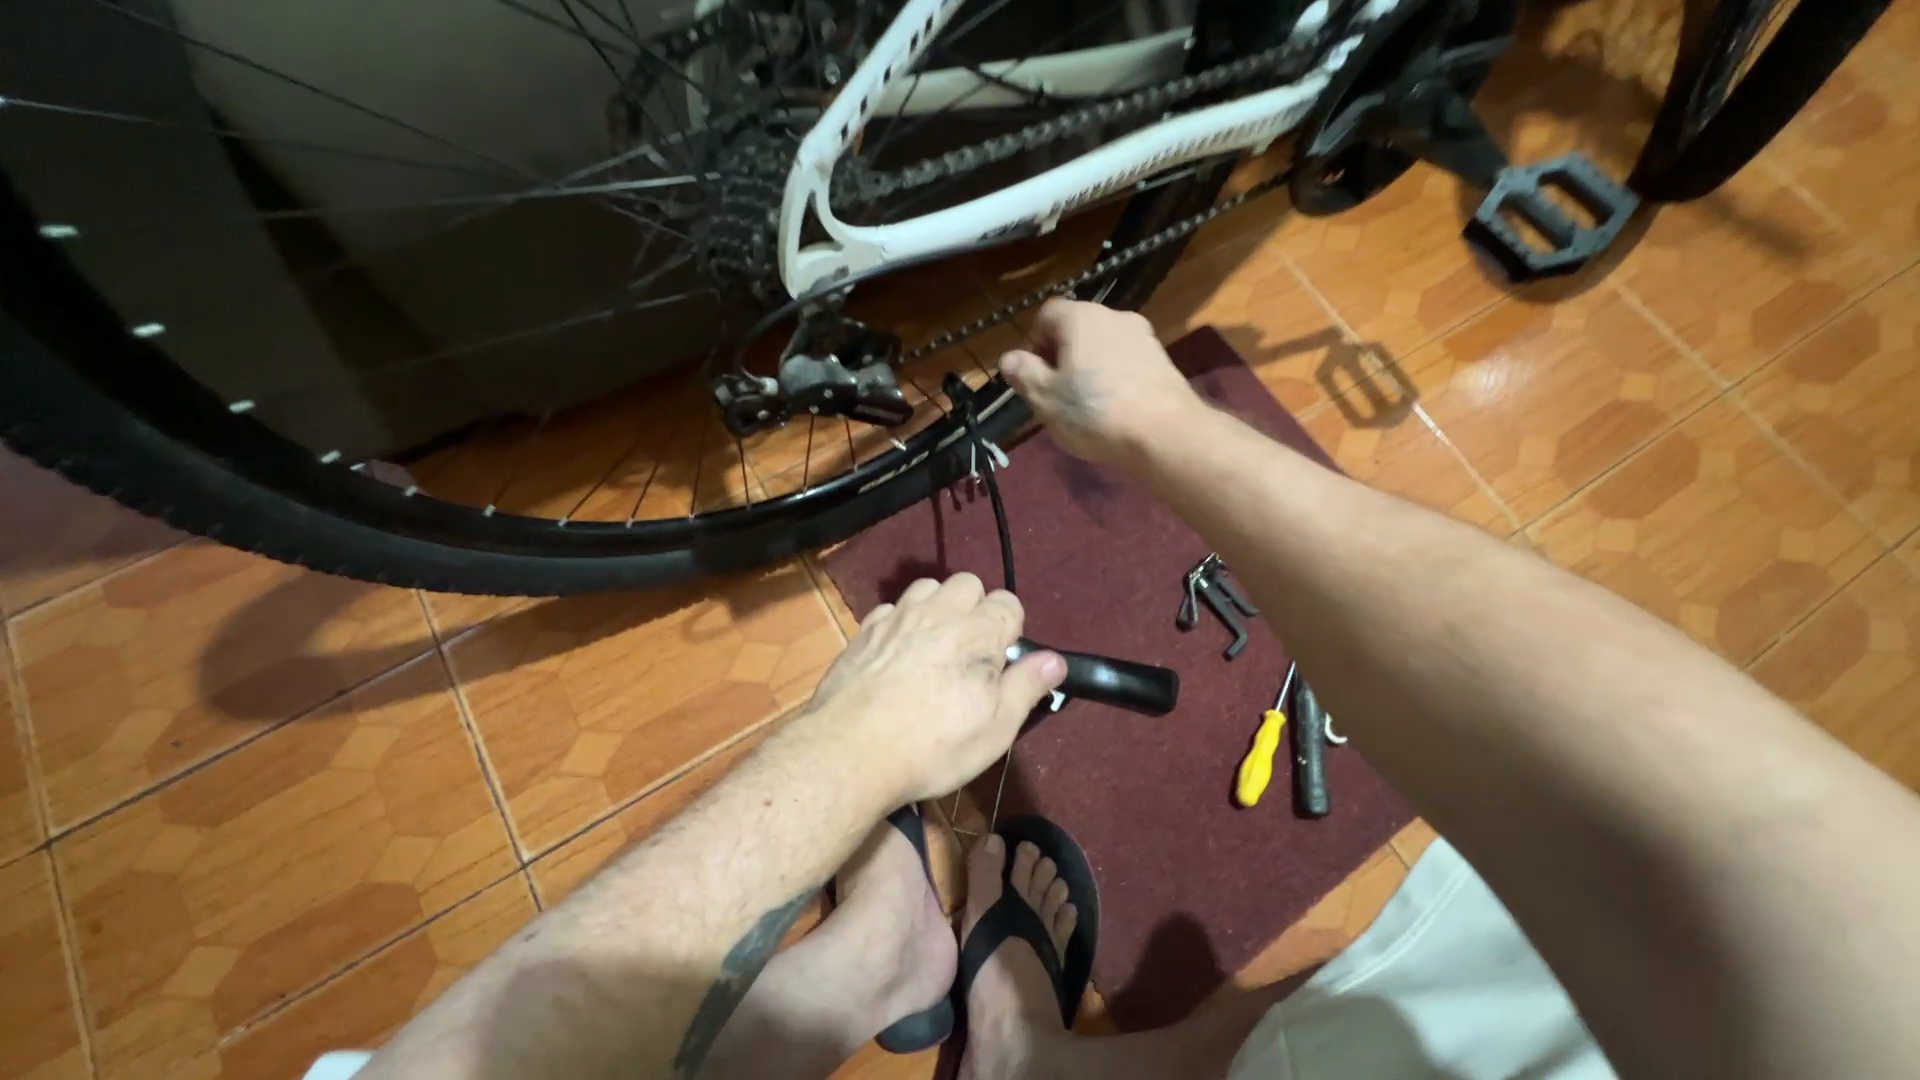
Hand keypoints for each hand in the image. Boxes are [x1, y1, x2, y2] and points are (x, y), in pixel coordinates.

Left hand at [803, 574, 1065, 804]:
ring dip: (937, 608)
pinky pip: (890, 610)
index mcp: (977, 633)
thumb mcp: (996, 728)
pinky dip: (900, 624)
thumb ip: (1026, 686)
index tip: (1002, 663)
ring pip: (927, 588)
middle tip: (970, 653)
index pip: (1008, 604)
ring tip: (935, 646)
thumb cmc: (934, 746)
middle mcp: (938, 613)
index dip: (1011, 630)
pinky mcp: (864, 632)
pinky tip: (897, 654)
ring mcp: (896, 618)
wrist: (850, 752)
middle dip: (975, 609)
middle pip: (968, 584)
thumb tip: (1055, 660)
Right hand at [999, 298, 1205, 466]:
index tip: (1032, 375)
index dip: (1032, 342)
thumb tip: (1008, 358)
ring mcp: (1142, 336)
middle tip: (1054, 393)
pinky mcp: (1161, 360)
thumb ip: (1024, 374)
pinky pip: (1125, 362)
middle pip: (1076, 328)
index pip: (1046, 314)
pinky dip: (1113, 377)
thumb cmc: (1095, 412)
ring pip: (1102, 346)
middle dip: (1060, 356)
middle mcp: (1114, 316)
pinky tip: (1113, 408)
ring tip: (1085, 404)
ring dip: (1088, 367)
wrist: (1165, 433)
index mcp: (1080, 317)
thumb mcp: (1045, 398)